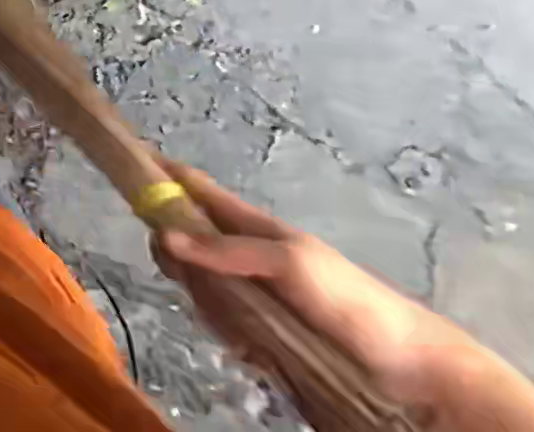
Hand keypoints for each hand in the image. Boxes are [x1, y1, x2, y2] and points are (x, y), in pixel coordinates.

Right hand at [153, 163, 533, 431]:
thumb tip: (162, 235)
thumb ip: (225, 249)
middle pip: (177, 235)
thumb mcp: (289, 263)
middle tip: (191, 279)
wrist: (414, 373)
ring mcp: (245, 287)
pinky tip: (252, 349)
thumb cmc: (351, 300)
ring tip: (244, 328)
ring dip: (206, 302)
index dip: (155, 168)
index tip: (119, 160)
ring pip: (192, 279)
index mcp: (246, 221)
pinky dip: (224, 330)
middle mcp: (237, 249)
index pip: (189, 183)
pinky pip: (215, 317)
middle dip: (175, 256)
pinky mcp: (255, 325)